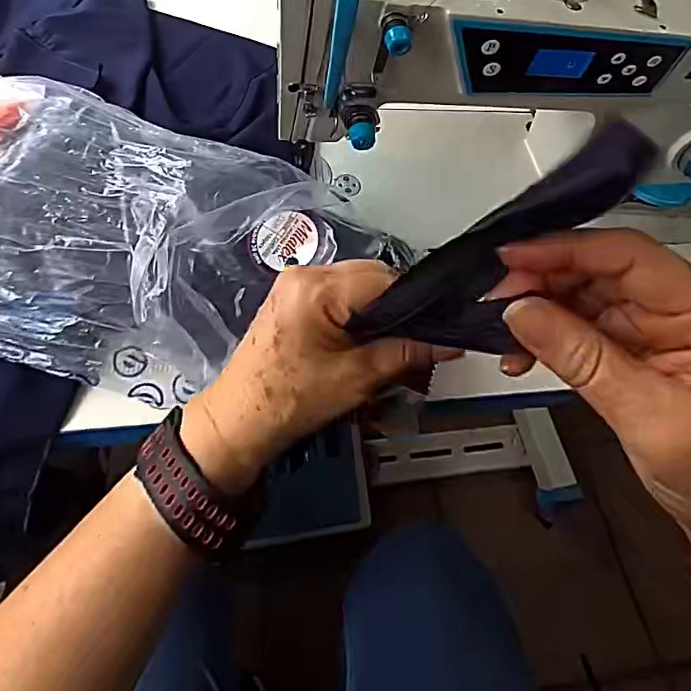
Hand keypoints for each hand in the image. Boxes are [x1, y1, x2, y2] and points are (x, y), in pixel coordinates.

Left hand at [183, 261, 459, 494]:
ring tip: (392, 346)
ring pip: (357, 284)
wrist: (241, 417)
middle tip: (418, 343)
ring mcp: (294, 283)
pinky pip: (337, 293)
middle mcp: (303, 273)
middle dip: (399, 307)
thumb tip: (448, 343)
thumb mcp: (356, 378)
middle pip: (371, 276)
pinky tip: (366, 340)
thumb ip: (406, 353)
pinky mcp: (292, 296)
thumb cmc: (288, 400)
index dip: (416, 303)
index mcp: (314, 287)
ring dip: (379, 310)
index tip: (438, 328)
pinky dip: (357, 312)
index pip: (385, 278)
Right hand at [495, 230, 690, 619]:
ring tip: (505, 328)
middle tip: (498, 297)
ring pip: (583, 294)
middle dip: (542, 277)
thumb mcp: (653, 421)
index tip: (514, 257)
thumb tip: (524, 311)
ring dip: (538, 305)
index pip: (631, 258)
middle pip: (601, 269)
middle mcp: (686, 316)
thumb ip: (584, 360)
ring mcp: (659, 333)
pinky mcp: (635, 351)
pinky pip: (580, 324)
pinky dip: (545, 332)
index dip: (567, 249)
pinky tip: (523, 349)